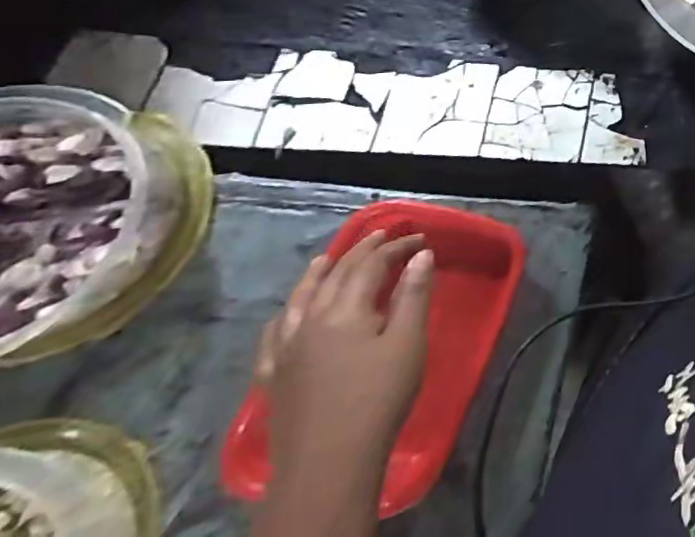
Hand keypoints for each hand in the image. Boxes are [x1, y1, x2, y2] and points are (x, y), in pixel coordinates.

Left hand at [256, 231, 432, 485]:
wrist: (330, 459)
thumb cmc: (380, 394)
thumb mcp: (409, 341)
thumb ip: (413, 295)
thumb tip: (421, 256)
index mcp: (344, 311)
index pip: (370, 266)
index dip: (396, 247)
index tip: (421, 238)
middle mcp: (309, 322)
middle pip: (335, 276)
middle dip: (362, 252)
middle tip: (386, 235)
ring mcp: (285, 350)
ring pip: (299, 300)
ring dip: (317, 274)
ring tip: (327, 258)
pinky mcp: (273, 375)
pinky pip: (274, 334)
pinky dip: (286, 313)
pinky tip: (288, 312)